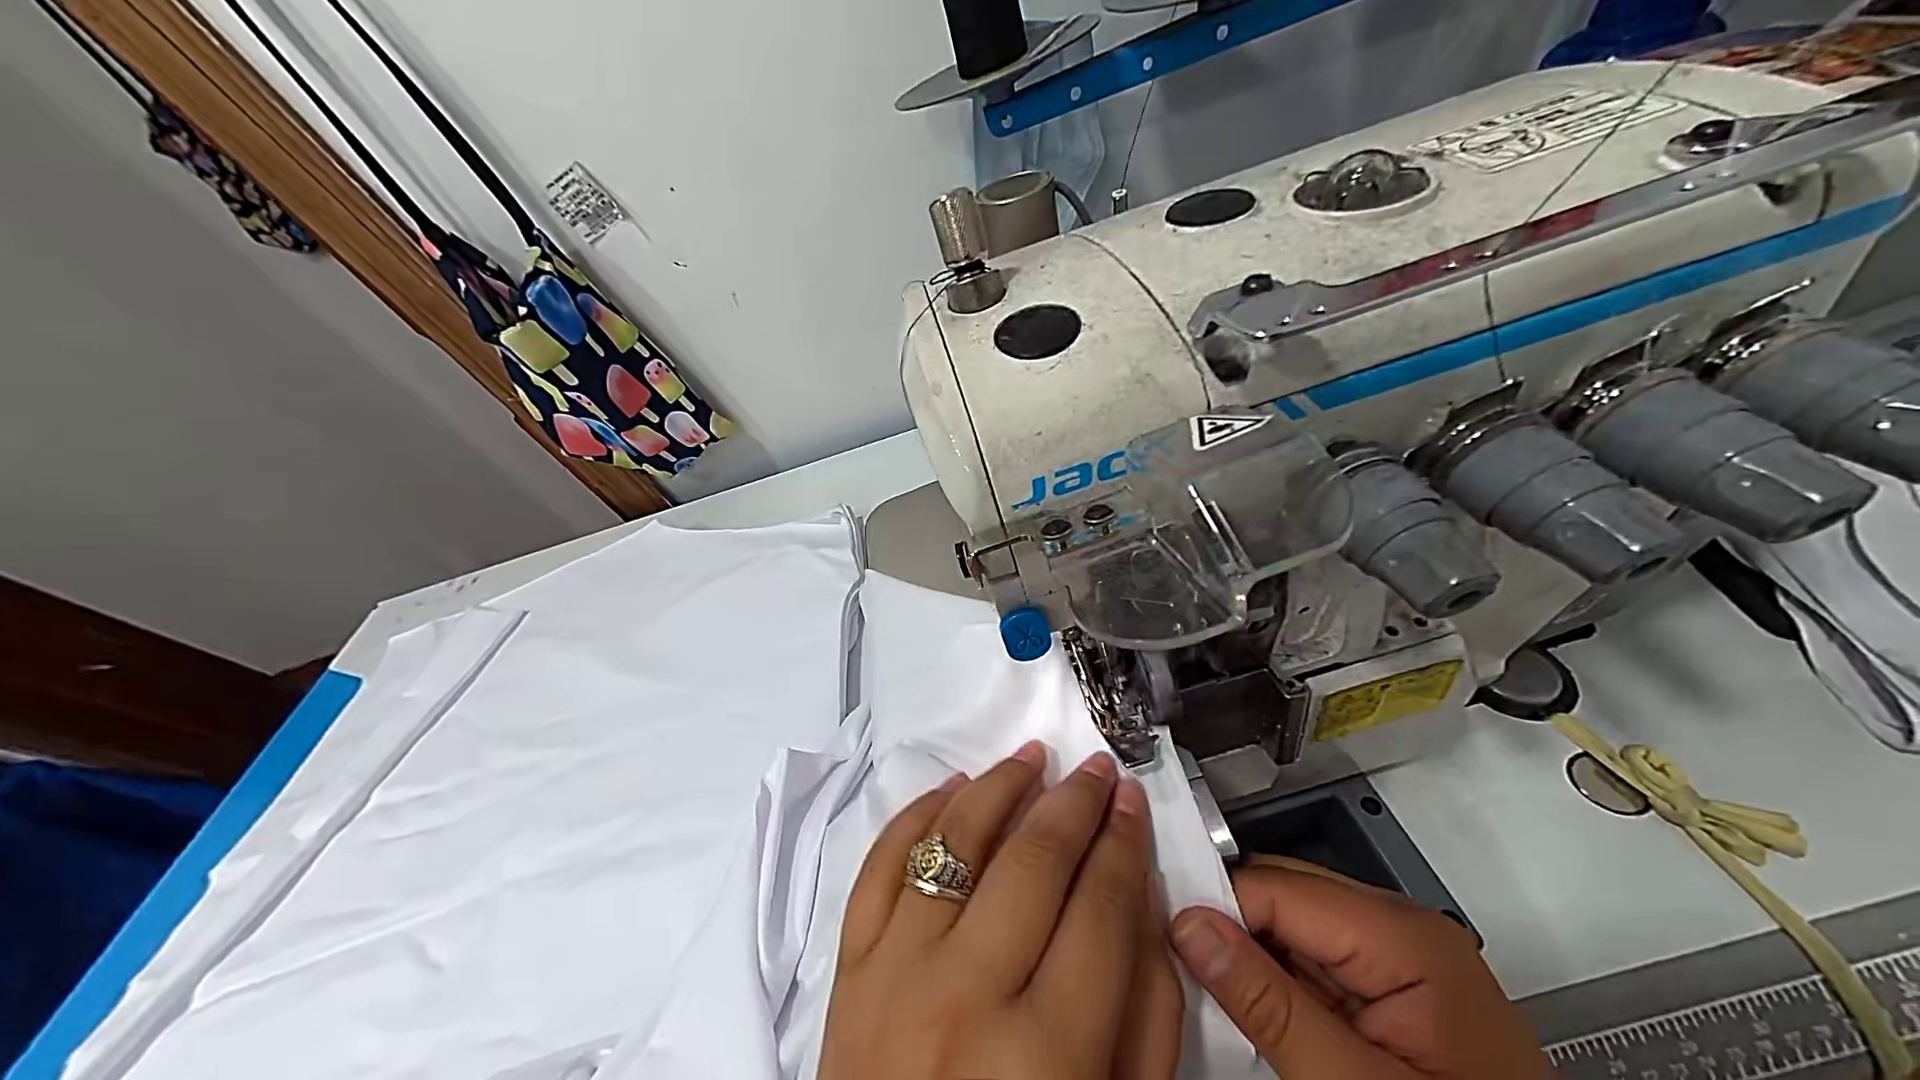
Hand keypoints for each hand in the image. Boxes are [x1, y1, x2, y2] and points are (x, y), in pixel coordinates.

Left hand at [820, 743, 1182, 1079]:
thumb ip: (1146, 1011)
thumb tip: (1139, 896)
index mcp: (1046, 1052)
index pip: (1099, 907)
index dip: (1123, 842)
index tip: (1130, 802)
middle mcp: (965, 998)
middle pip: (1033, 862)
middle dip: (1073, 803)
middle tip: (1092, 770)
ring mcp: (895, 974)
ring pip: (953, 843)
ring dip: (997, 788)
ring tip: (1029, 759)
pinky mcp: (848, 967)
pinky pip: (880, 866)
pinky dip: (916, 815)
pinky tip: (952, 790)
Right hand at [1170, 857, 1548, 1078]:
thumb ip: (1271, 1005)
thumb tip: (1194, 928)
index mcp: (1404, 938)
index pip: (1271, 886)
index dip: (1214, 911)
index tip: (1169, 941)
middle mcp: (1400, 930)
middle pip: (1277, 893)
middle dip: (1228, 930)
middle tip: (1187, 975)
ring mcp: (1395, 958)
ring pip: (1286, 925)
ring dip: (1247, 959)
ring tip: (1222, 1005)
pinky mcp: (1387, 987)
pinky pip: (1307, 959)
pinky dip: (1274, 982)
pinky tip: (1260, 1018)